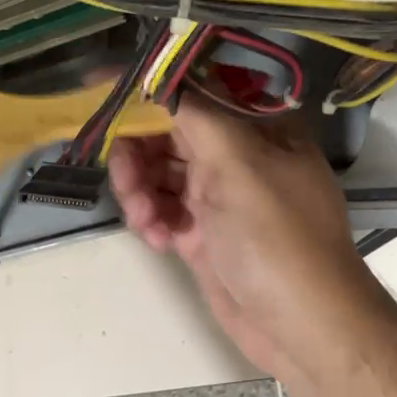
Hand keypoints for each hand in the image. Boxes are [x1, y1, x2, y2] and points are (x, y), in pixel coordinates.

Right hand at [109, 96, 379, 383]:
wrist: (300, 324)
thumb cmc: (275, 238)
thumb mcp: (237, 163)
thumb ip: (193, 113)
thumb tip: (154, 71)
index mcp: (257, 128)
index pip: (191, 95)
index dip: (145, 95)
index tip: (96, 94)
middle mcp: (238, 157)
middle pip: (167, 136)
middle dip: (139, 156)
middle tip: (127, 183)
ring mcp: (220, 198)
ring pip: (159, 176)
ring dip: (141, 193)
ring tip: (145, 224)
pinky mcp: (203, 236)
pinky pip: (163, 212)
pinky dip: (153, 222)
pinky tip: (158, 241)